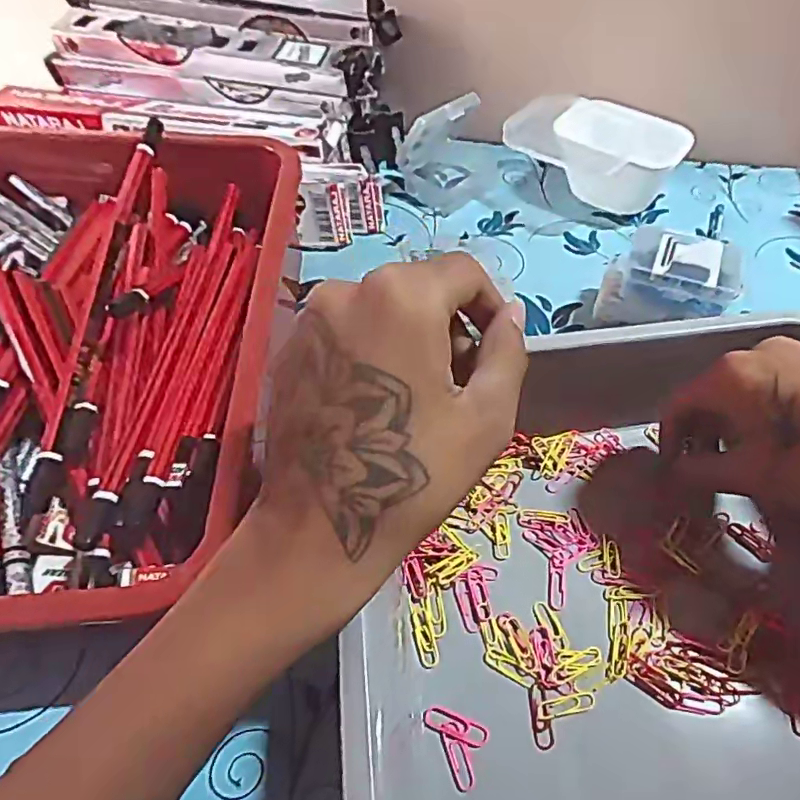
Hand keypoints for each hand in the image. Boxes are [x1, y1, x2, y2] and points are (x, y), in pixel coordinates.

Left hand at [250, 253, 527, 599]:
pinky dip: (373, 353)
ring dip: (411, 340)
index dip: (491, 306)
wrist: (321, 528)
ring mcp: (308, 320)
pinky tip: (376, 407)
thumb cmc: (416, 472)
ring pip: (382, 310)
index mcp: (402, 296)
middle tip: (459, 386)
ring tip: (417, 401)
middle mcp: (347, 289)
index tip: (495, 351)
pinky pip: (347, 333)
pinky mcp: (287, 351)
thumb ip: (508, 352)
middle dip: (450, 327)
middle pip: (420, 288)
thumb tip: (512, 315)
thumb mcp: (487, 417)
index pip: (464, 271)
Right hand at [658, 335, 799, 525]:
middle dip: (703, 449)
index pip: (680, 406)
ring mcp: (798, 359)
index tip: (675, 490)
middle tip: (713, 496)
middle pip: (708, 403)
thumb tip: (673, 473)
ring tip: (752, 489)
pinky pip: (770, 402)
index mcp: (745, 371)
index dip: (670, 449)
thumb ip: (715, 472)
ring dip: (733, 446)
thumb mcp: (781, 478)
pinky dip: (762, 435)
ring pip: (739, 405)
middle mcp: (765, 352)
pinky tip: (784, 466)